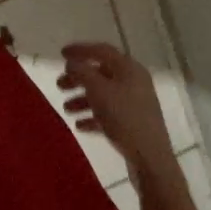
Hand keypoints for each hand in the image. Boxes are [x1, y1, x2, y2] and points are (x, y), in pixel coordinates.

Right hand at [58, 42, 174, 177]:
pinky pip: (110, 114)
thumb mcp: (98, 90)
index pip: (102, 50)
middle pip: (101, 74)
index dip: (80, 50)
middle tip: (59, 86)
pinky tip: (80, 126)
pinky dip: (94, 116)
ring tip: (66, 110)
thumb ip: (82, 72)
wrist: (151, 159)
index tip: (61, 55)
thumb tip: (72, 63)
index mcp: (129, 68)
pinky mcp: (134, 124)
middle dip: (78, 79)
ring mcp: (136, 104)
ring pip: (104, 95)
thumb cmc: (123, 118)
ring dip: (83, 99)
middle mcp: (134, 82)